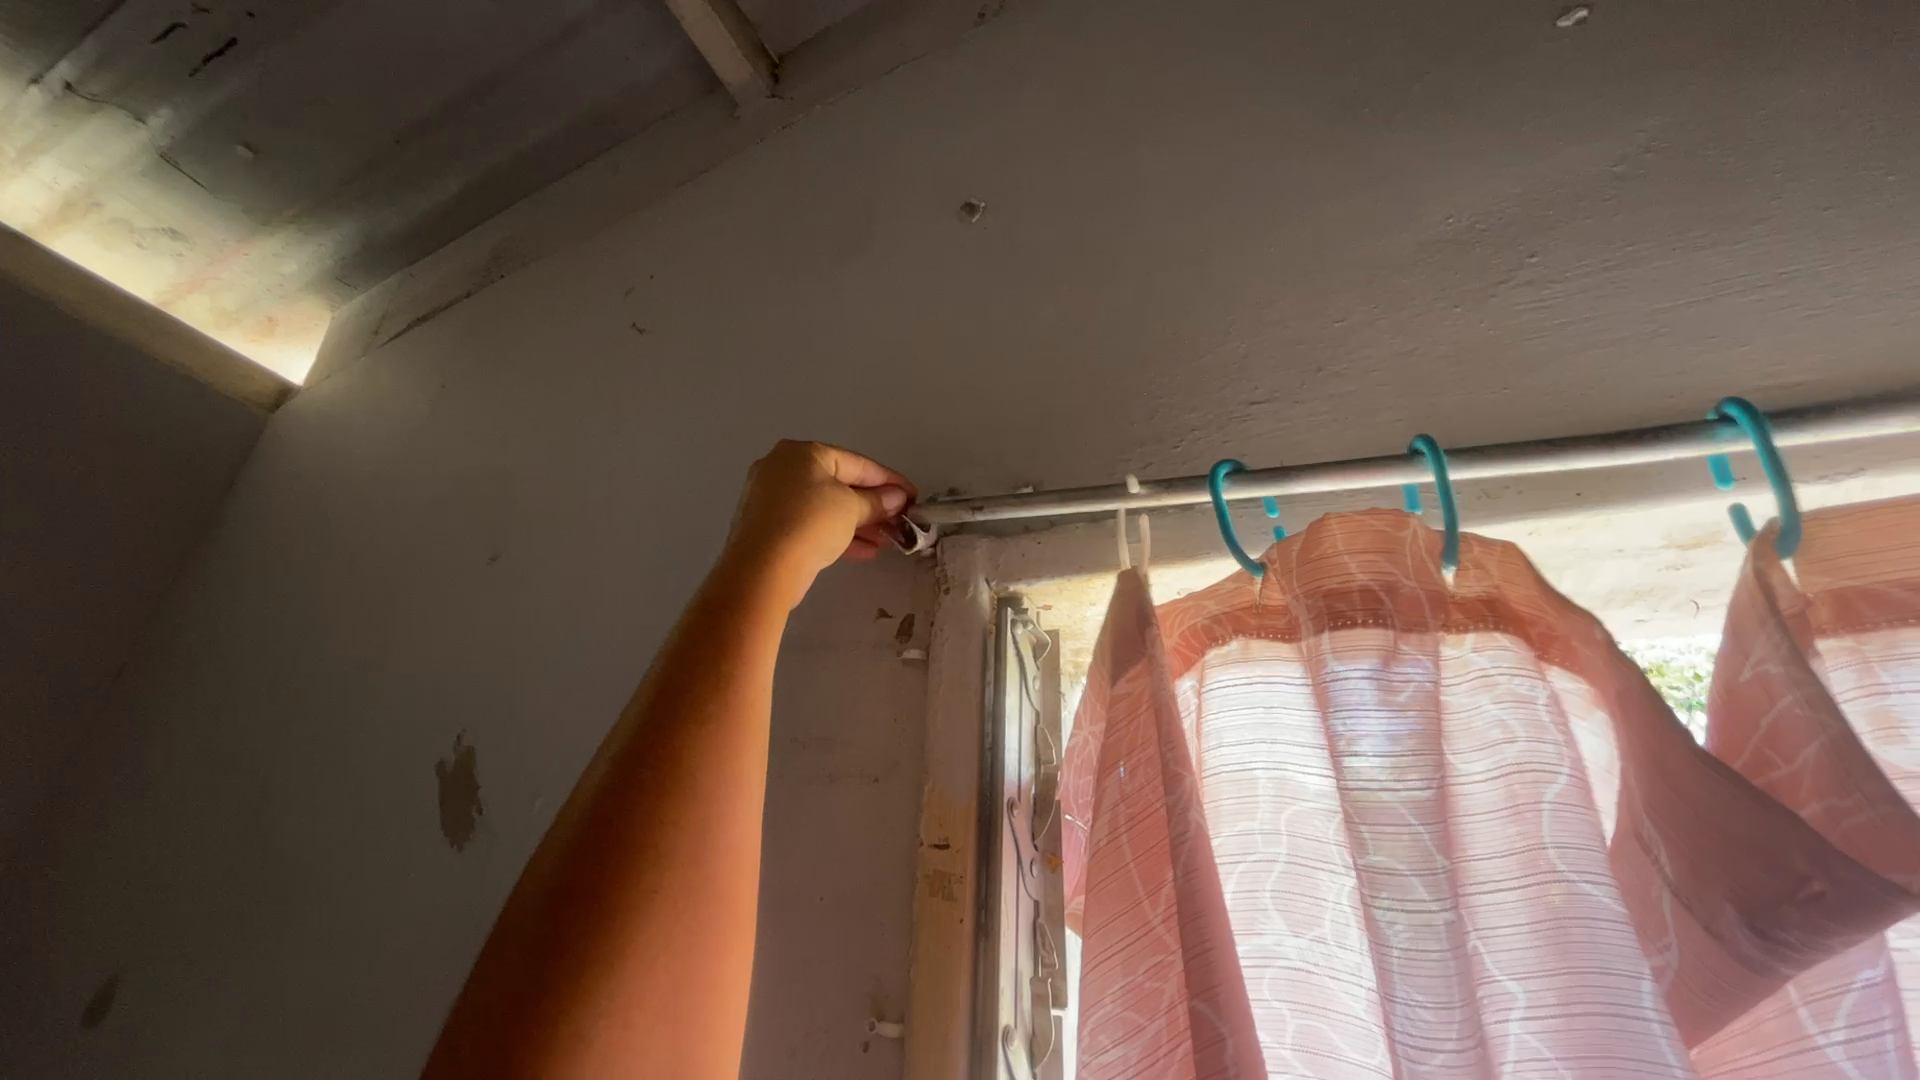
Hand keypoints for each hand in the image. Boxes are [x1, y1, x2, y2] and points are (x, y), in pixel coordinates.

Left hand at [722, 441, 916, 608]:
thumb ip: (877, 501)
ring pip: (826, 507)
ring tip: (888, 540)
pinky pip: (811, 524)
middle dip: (874, 505)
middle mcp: (783, 469)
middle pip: (840, 484)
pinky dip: (838, 534)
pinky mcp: (769, 527)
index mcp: (803, 453)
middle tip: (901, 521)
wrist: (762, 568)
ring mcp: (773, 499)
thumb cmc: (810, 523)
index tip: (913, 497)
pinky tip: (866, 551)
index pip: (856, 463)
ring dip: (860, 523)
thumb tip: (897, 498)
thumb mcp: (852, 508)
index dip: (889, 480)